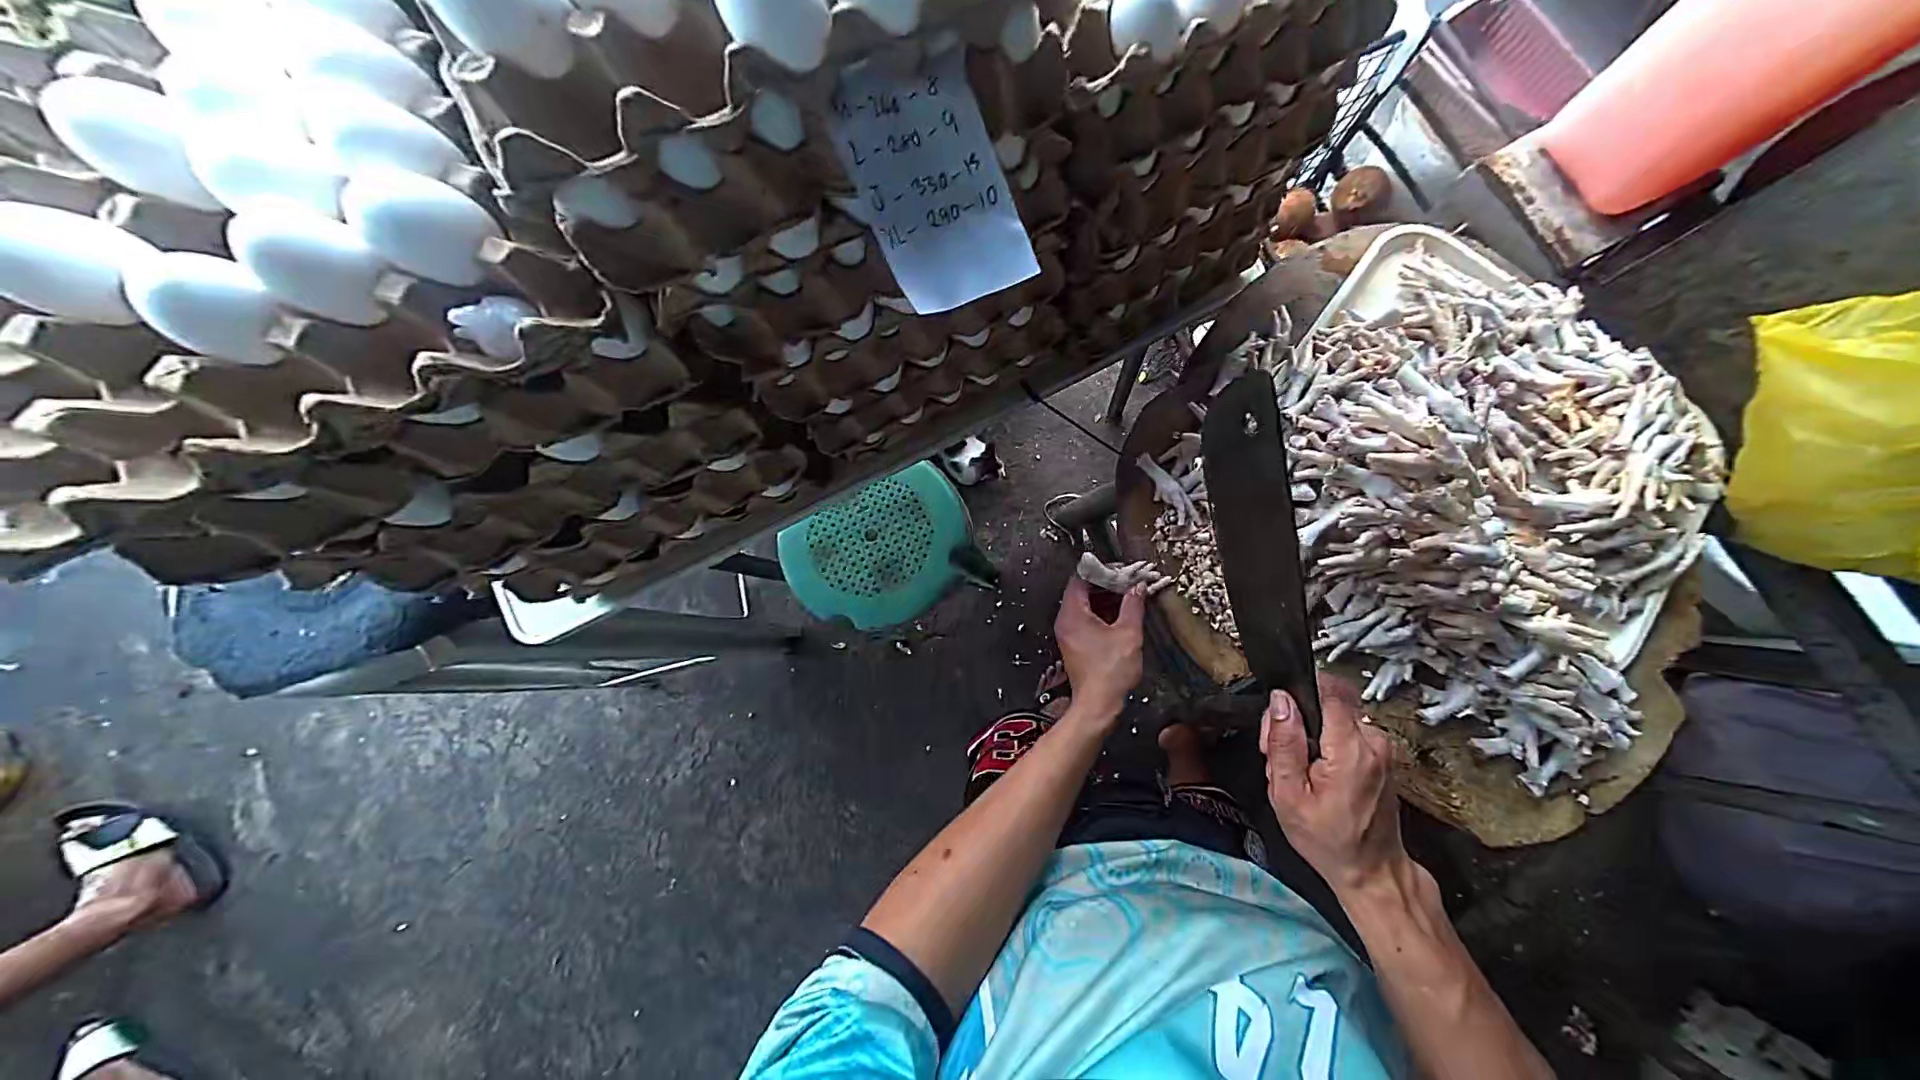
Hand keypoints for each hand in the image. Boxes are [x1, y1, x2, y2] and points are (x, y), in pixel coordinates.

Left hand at [1053, 576, 1143, 721]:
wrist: (1098, 704)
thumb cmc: (1110, 673)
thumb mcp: (1128, 633)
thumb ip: (1133, 605)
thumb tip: (1137, 588)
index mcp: (1073, 615)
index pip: (1080, 579)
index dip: (1101, 571)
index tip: (1120, 570)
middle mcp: (1065, 621)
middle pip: (1081, 590)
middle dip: (1105, 584)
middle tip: (1127, 581)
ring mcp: (1068, 633)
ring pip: (1084, 605)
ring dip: (1105, 598)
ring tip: (1128, 595)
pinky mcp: (1074, 643)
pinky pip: (1085, 619)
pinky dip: (1101, 612)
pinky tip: (1120, 613)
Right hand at [1261, 672, 1406, 896]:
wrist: (1371, 870)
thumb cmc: (1329, 840)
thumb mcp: (1287, 794)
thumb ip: (1283, 742)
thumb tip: (1280, 701)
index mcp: (1351, 750)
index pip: (1326, 690)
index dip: (1295, 700)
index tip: (1282, 724)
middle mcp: (1374, 742)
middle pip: (1326, 702)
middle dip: (1298, 720)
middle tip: (1284, 756)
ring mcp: (1382, 748)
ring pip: (1333, 715)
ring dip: (1311, 734)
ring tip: (1301, 770)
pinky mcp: (1382, 754)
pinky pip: (1346, 730)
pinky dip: (1326, 744)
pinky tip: (1317, 773)